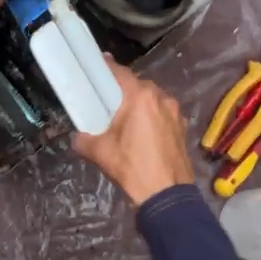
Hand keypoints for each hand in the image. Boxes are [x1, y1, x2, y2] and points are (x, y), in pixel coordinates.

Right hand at [73, 60, 197, 205]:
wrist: (166, 195)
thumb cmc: (132, 167)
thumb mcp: (100, 153)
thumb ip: (83, 140)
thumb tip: (78, 138)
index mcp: (141, 97)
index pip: (121, 73)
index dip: (108, 67)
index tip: (98, 64)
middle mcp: (161, 98)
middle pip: (138, 86)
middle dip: (124, 90)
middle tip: (108, 100)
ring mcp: (176, 113)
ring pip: (153, 100)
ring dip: (140, 105)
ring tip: (126, 118)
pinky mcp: (183, 128)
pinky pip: (163, 115)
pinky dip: (153, 118)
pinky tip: (144, 132)